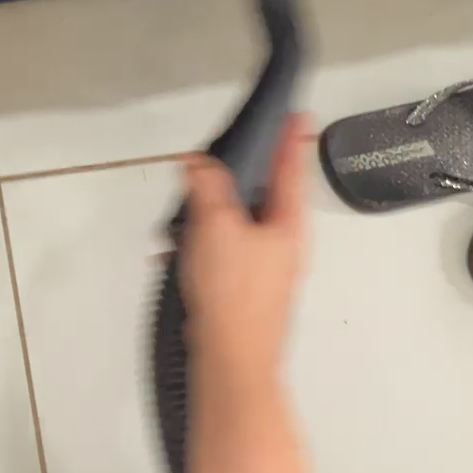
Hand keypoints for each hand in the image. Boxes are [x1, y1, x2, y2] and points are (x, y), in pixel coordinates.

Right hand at [179, 116, 313, 383]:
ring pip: (233, 221)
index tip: (297, 114)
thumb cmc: (232, 290)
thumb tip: (198, 163)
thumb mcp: (216, 224)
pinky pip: (219, 247)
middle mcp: (281, 242)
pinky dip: (197, 242)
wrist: (231, 359)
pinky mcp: (242, 284)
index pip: (289, 168)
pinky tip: (174, 251)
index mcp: (286, 223)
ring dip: (205, 213)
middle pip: (256, 194)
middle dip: (227, 179)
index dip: (289, 138)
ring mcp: (263, 265)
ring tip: (180, 217)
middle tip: (208, 165)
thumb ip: (207, 186)